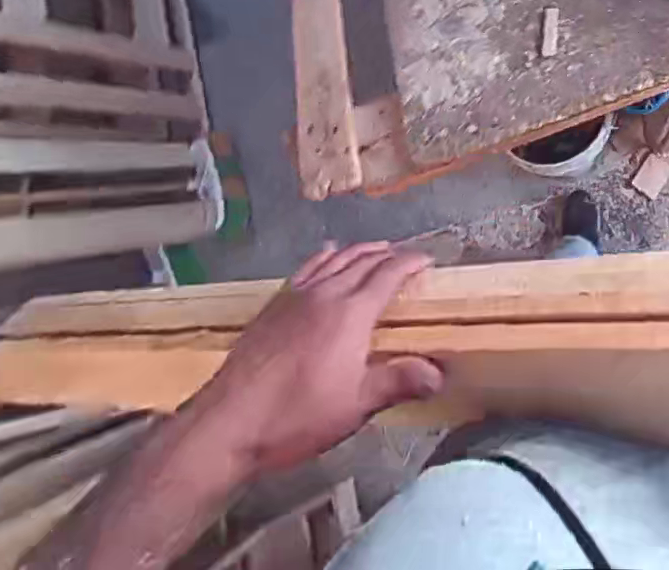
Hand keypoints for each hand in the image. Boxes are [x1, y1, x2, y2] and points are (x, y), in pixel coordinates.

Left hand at [177, 243, 443, 477]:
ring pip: (336, 259)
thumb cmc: (297, 416)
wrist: (230, 421)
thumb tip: (439, 373)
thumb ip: (398, 382)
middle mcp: (327, 293)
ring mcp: (298, 295)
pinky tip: (327, 252)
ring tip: (376, 248)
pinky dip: (325, 255)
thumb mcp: (355, 407)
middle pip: (363, 262)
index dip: (410, 263)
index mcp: (351, 313)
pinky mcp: (276, 302)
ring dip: (360, 250)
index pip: (388, 275)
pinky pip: (308, 267)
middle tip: (405, 256)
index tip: (426, 259)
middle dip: (388, 254)